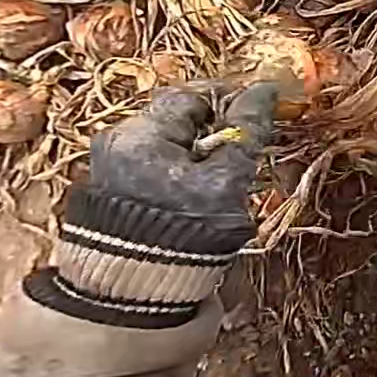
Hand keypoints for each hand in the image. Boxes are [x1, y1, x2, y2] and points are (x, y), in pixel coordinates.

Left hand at [87, 83, 277, 221]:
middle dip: (217, 123)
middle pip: (179, 115)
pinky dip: (186, 161)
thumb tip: (265, 90)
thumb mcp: (229, 176)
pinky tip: (205, 181)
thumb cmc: (191, 226)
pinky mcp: (114, 185)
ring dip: (204, 144)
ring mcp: (112, 163)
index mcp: (141, 134)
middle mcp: (118, 140)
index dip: (231, 97)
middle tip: (249, 140)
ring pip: (170, 137)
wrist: (138, 287)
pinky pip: (158, 158)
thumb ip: (247, 130)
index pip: (192, 94)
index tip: (261, 108)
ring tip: (231, 165)